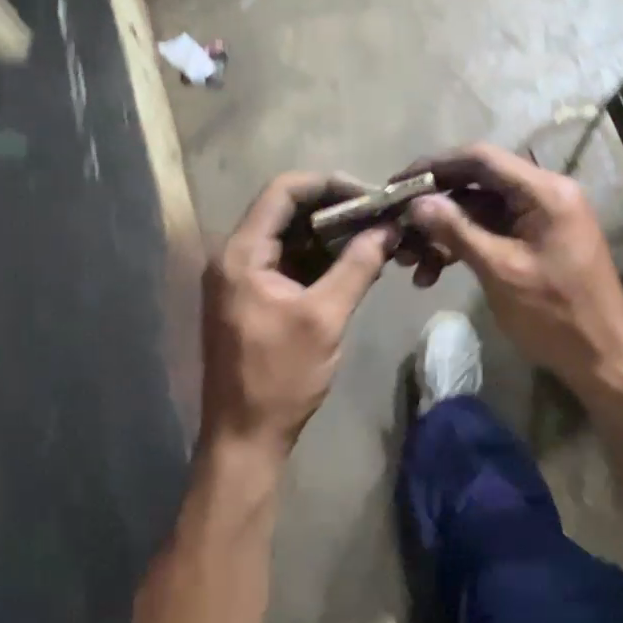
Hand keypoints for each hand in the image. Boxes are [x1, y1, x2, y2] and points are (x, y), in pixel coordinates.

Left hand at [200, 173, 395, 461]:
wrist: (243, 438)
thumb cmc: (280, 377)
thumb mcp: (324, 318)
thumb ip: (357, 266)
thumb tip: (389, 229)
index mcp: (241, 253)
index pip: (283, 191)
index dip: (327, 184)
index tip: (370, 194)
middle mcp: (234, 256)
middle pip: (285, 211)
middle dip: (334, 209)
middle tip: (378, 216)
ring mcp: (239, 278)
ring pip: (288, 237)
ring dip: (329, 235)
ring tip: (373, 237)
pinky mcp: (250, 299)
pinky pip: (286, 262)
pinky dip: (318, 259)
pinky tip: (353, 265)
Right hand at [400, 144, 622, 392]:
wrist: (604, 360)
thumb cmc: (556, 316)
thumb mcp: (501, 271)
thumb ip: (458, 231)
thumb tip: (417, 202)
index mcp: (546, 191)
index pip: (482, 158)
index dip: (435, 166)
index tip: (397, 184)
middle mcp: (547, 193)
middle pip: (478, 182)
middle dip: (435, 205)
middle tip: (397, 226)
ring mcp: (543, 216)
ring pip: (481, 209)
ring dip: (445, 231)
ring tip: (411, 262)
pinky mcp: (538, 239)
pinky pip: (494, 230)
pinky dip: (465, 245)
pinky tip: (435, 272)